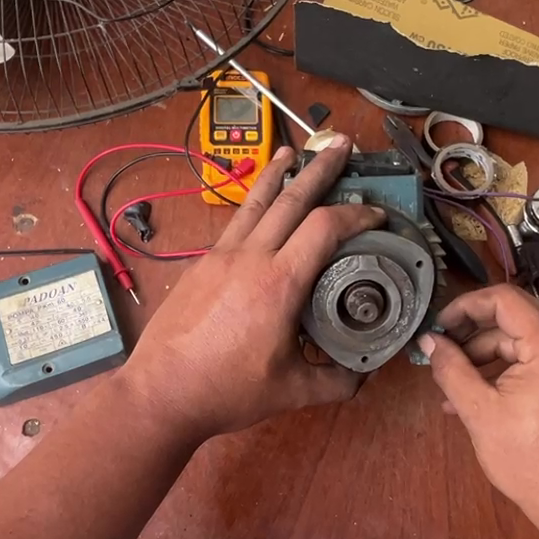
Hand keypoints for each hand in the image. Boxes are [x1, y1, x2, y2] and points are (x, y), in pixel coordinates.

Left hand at [117, 137, 386, 439]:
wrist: (161, 392)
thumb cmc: (226, 390)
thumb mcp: (293, 392)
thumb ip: (336, 381)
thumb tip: (363, 373)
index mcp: (279, 283)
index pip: (325, 228)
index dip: (357, 214)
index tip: (377, 214)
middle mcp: (250, 258)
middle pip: (292, 198)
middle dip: (322, 168)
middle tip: (343, 145)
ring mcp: (221, 257)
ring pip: (256, 201)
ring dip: (279, 173)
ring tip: (294, 151)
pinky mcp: (201, 265)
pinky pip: (235, 222)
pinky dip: (254, 202)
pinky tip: (259, 205)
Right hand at [419, 285, 538, 529]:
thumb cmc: (528, 458)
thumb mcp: (479, 411)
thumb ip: (451, 369)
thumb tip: (429, 342)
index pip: (504, 299)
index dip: (465, 306)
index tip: (438, 326)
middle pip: (513, 314)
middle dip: (472, 329)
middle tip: (440, 346)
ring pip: (518, 337)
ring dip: (482, 352)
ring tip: (449, 379)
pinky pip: (530, 358)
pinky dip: (501, 368)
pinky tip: (471, 393)